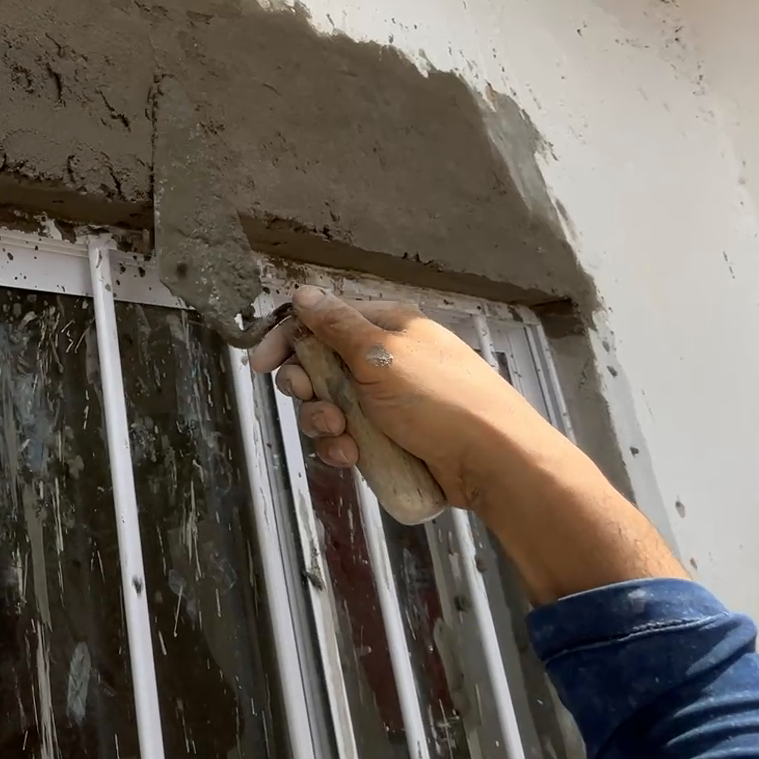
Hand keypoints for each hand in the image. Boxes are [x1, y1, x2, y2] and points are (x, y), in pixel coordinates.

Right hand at [248, 285, 558, 510]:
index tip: (261, 364)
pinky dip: (341, 445)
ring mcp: (386, 400)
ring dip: (322, 420)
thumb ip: (336, 325)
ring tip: (340, 434)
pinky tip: (351, 455)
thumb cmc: (439, 400)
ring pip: (327, 404)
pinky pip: (346, 434)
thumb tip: (303, 292)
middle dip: (306, 387)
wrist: (497, 466)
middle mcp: (383, 359)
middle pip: (317, 366)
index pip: (320, 323)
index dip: (285, 341)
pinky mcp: (389, 435)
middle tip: (310, 398)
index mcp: (385, 328)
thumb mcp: (381, 355)